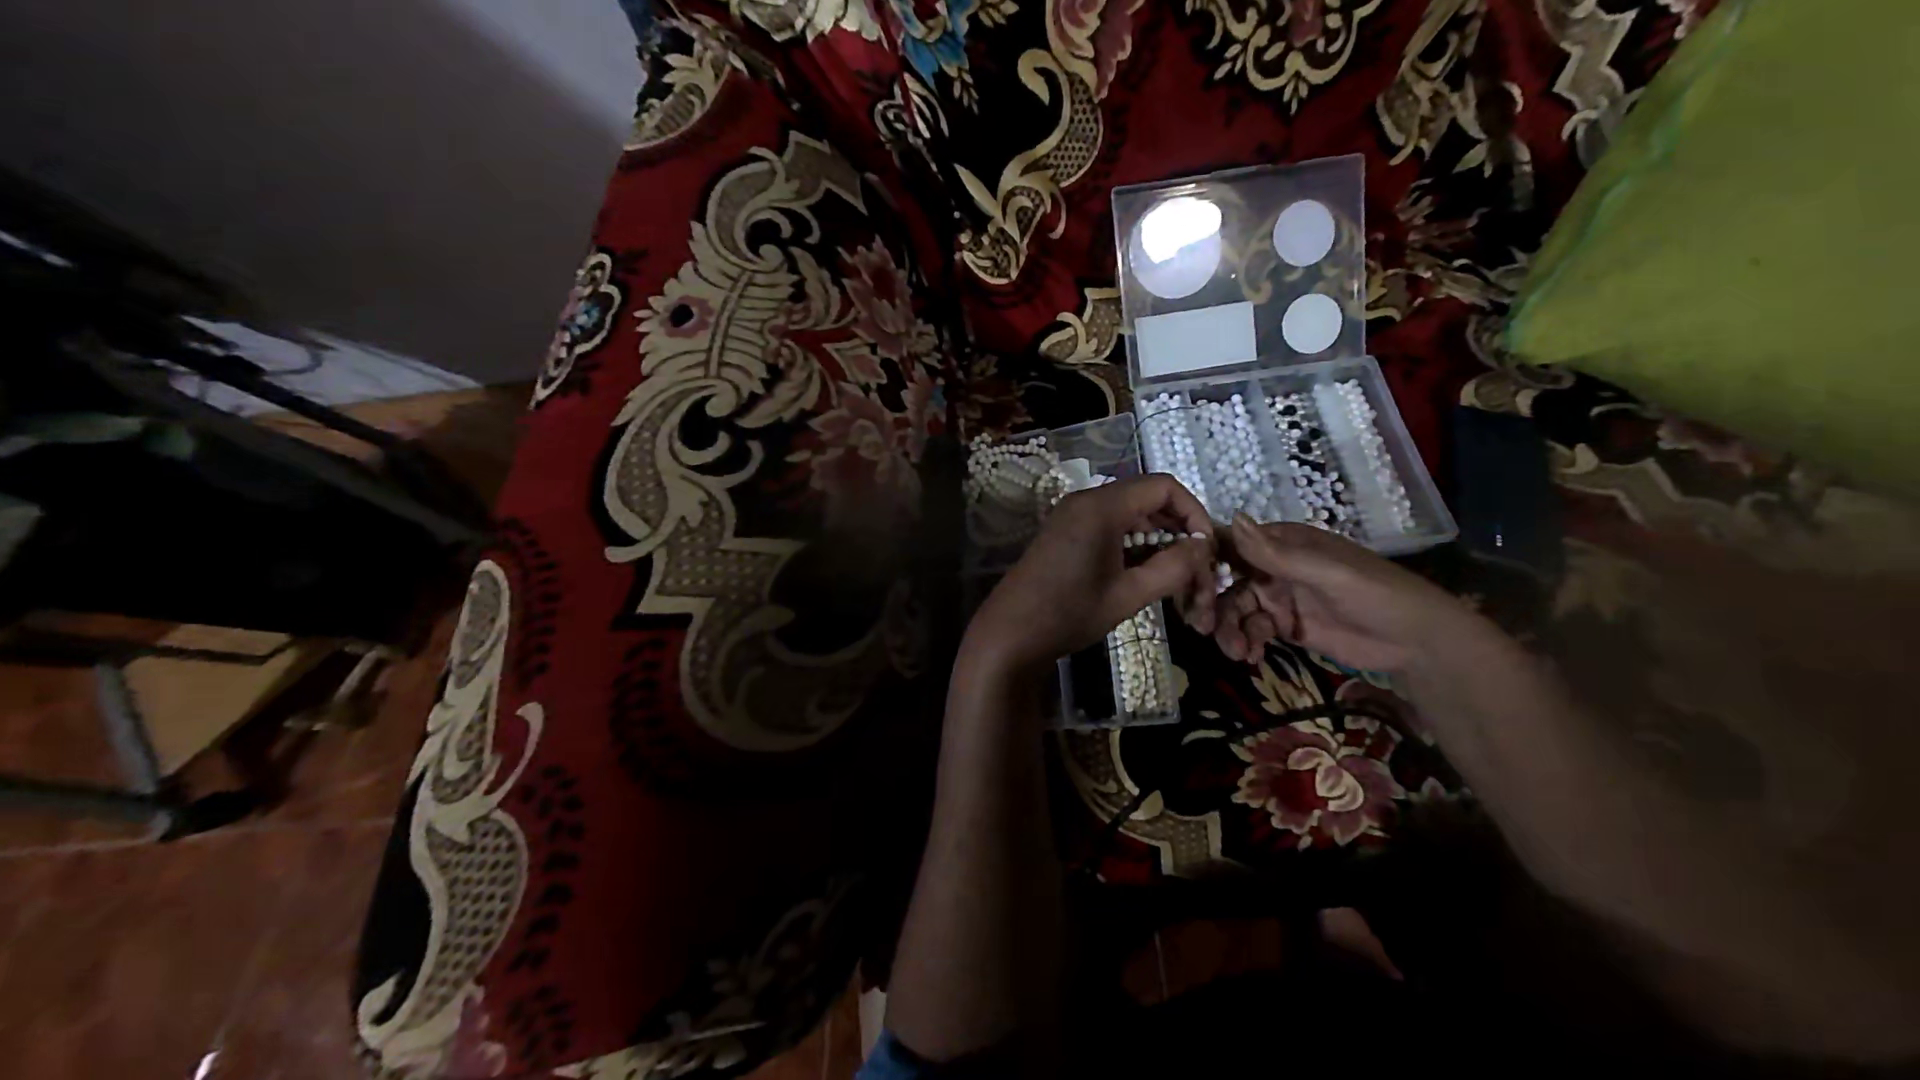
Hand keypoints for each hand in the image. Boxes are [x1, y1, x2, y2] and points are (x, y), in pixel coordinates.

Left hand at [963, 474, 1217, 676]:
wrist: (1010, 634)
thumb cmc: (1069, 614)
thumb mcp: (1128, 595)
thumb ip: (1172, 568)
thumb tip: (1202, 548)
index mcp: (1101, 507)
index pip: (1164, 487)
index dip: (1194, 512)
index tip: (1205, 547)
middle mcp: (1086, 501)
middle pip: (1147, 498)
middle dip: (1177, 528)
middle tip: (1196, 565)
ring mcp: (1071, 515)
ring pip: (1129, 513)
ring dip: (1156, 538)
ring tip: (1175, 574)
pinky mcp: (1064, 532)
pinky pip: (1109, 525)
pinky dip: (1132, 542)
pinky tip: (1144, 572)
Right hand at [1212, 514, 1488, 673]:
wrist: (1418, 643)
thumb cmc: (1377, 595)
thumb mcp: (1326, 573)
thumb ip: (1276, 554)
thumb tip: (1231, 519)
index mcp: (1284, 543)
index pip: (1233, 544)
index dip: (1207, 563)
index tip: (1187, 586)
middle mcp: (1275, 567)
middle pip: (1228, 581)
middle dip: (1214, 604)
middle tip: (1204, 627)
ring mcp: (1280, 597)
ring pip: (1236, 609)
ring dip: (1229, 628)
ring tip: (1236, 651)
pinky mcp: (1286, 626)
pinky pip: (1252, 630)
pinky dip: (1245, 642)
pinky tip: (1249, 656)